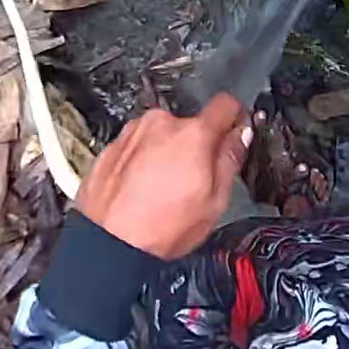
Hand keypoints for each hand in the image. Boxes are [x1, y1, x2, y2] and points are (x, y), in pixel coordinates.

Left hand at [76, 94, 250, 259]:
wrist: (108, 243)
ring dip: (168, 152)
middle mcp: (162, 123)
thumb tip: (239, 137)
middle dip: (198, 146)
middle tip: (194, 180)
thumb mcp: (214, 202)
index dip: (235, 118)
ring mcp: (134, 131)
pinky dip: (144, 160)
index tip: (234, 131)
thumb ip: (230, 159)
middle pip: (192, 125)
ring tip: (164, 189)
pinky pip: (139, 145)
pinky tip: (143, 189)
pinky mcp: (114, 144)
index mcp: (193, 134)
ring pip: (164, 134)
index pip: (226, 105)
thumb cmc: (159, 228)